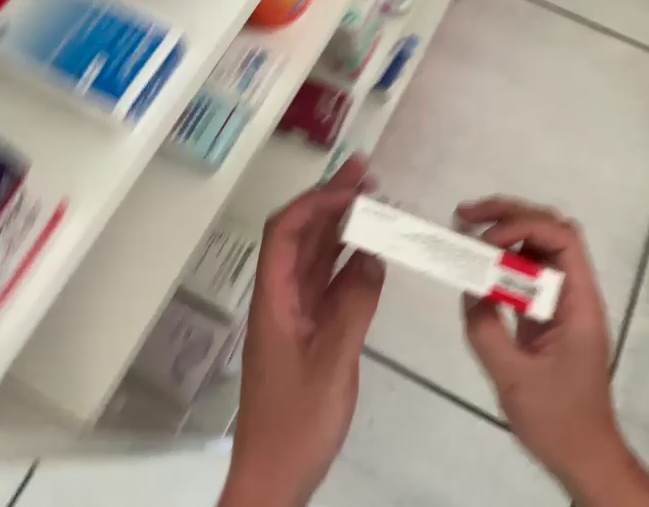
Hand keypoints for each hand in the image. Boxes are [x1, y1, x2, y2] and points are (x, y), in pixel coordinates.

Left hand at [220, 160, 384, 506]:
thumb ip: (354, 307)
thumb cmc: (294, 423)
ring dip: (342, 228)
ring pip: (317, 258)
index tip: (351, 187)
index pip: (285, 232)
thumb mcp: (331, 364)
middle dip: (331, 200)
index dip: (315, 202)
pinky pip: (331, 287)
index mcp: (273, 299)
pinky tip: (374, 253)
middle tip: (365, 172)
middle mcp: (282, 298)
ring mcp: (297, 315)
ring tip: (374, 200)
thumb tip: (373, 256)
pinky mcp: (312, 333)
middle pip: (302, 237)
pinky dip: (352, 265)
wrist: (274, 477)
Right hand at [458, 197, 648, 506]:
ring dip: (506, 232)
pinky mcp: (550, 316)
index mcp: (579, 302)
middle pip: (551, 231)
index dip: (524, 225)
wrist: (586, 457)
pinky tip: (478, 266)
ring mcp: (563, 303)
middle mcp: (575, 292)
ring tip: (467, 229)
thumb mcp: (514, 378)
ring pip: (540, 247)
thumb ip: (487, 330)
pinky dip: (504, 262)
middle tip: (466, 215)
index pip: (562, 238)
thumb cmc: (559, 421)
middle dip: (510, 215)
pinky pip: (530, 273)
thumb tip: (469, 288)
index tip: (487, 240)